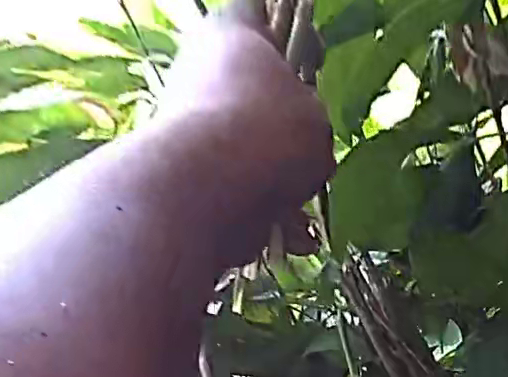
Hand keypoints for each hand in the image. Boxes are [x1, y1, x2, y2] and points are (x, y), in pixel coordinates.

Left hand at [153, 1, 333, 245]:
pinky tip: (287, 224)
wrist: (214, 186)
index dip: (294, 33)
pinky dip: (263, 198)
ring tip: (302, 197)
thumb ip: (313, 113)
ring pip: (249, 136)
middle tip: (313, 144)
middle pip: (255, 83)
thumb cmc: (274, 134)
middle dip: (285, 116)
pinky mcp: (189, 160)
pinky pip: (240, 178)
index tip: (314, 62)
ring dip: (278, 167)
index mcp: (234, 30)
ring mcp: (190, 111)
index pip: (262, 12)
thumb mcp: (317, 118)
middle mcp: (202, 61)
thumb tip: (302, 128)